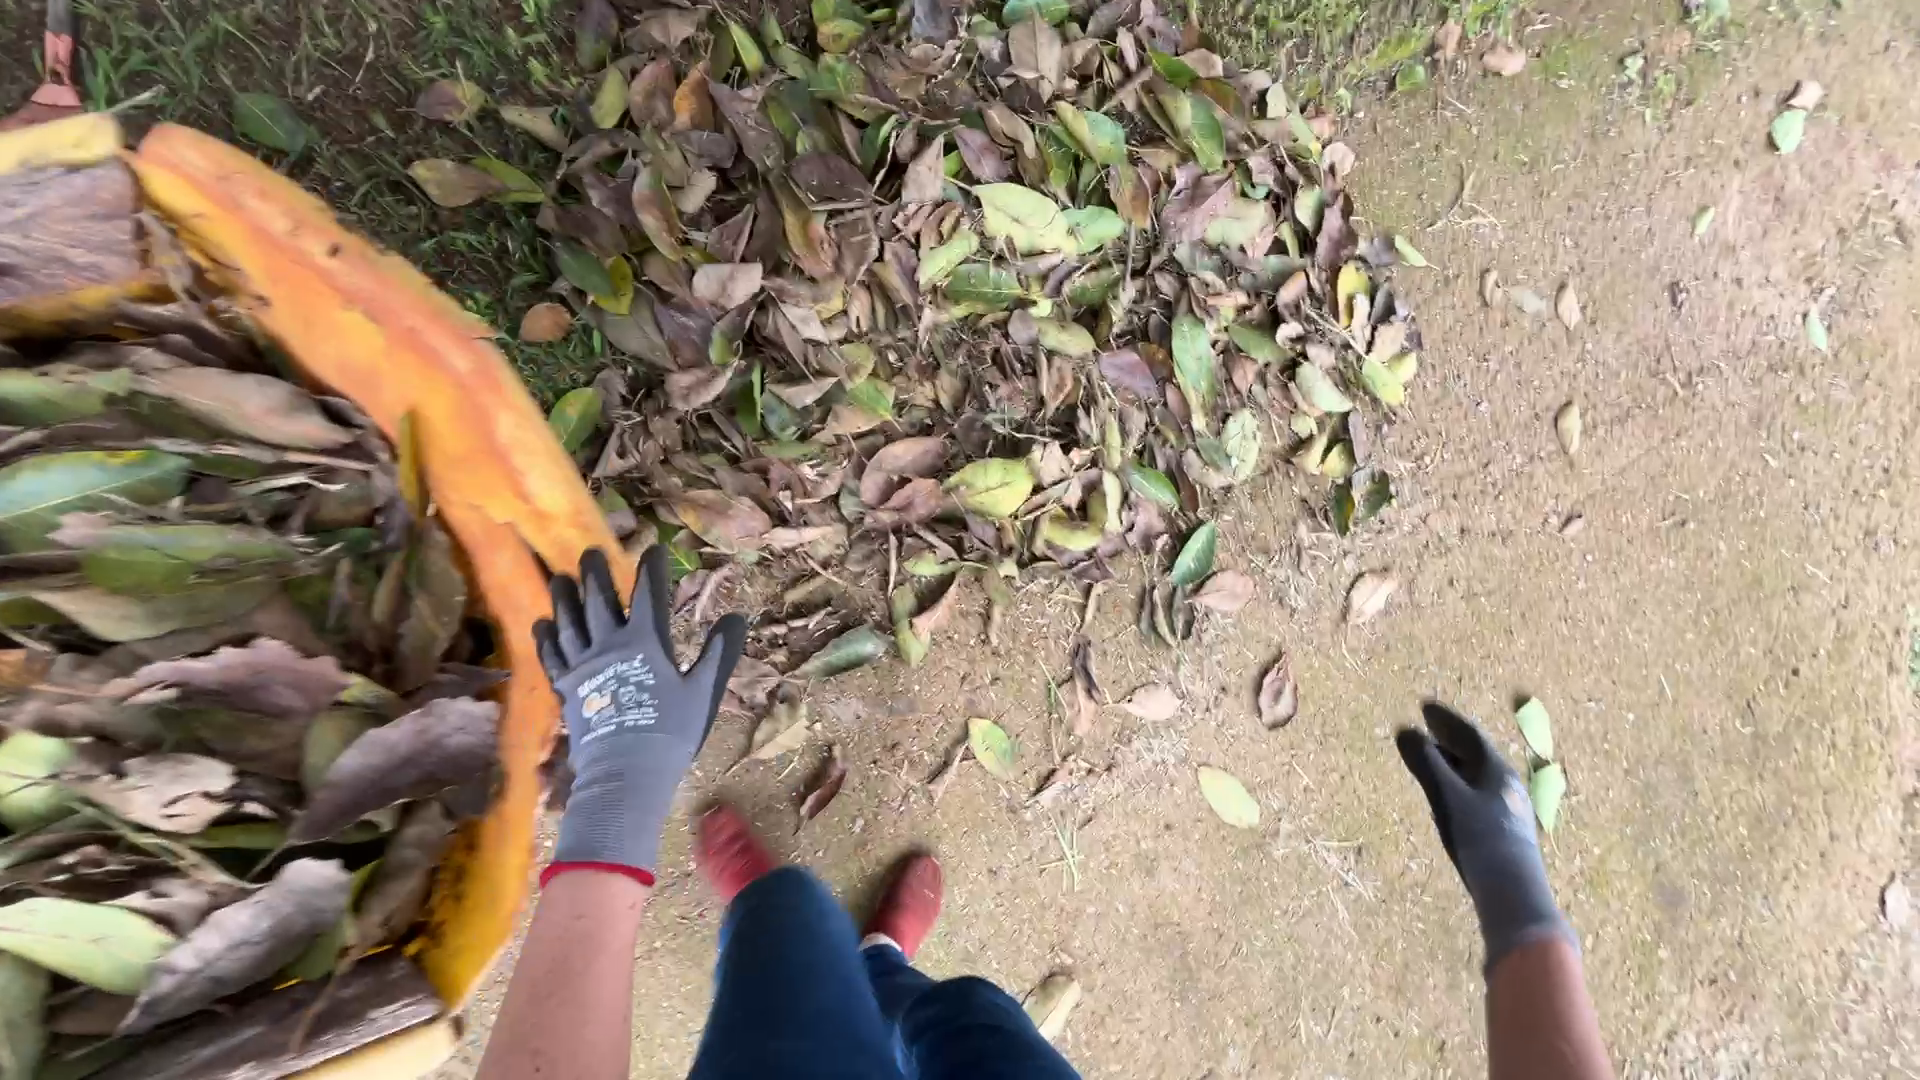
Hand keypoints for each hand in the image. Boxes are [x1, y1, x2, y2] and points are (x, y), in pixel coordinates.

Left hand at [534, 546, 744, 883]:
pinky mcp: (566, 688)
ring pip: (569, 622)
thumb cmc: (670, 731)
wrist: (625, 772)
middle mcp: (609, 645)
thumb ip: (718, 652)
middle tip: (589, 552)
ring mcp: (582, 666)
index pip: (648, 594)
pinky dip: (546, 636)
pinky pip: (551, 655)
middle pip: (598, 600)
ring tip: (559, 577)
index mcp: (646, 642)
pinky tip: (542, 623)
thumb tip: (737, 617)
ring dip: (564, 597)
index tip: (653, 549)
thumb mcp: (703, 691)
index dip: (651, 569)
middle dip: (595, 573)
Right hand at [1396, 702, 1571, 972]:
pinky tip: (1447, 792)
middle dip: (1450, 736)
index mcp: (1497, 772)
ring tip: (1432, 754)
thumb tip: (1405, 730)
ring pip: (1476, 774)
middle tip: (1427, 724)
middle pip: (1475, 753)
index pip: (1469, 735)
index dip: (1446, 719)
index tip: (1425, 706)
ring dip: (1453, 759)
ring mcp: (1506, 808)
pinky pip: (1475, 791)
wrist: (1514, 894)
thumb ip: (1426, 763)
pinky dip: (1456, 780)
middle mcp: (1506, 785)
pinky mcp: (1502, 829)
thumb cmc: (1480, 838)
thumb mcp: (1447, 797)